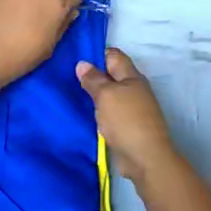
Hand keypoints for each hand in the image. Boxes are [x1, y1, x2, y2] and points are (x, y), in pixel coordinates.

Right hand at [76, 48, 179, 180]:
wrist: (144, 157)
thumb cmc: (126, 120)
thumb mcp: (106, 95)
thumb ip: (94, 79)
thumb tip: (82, 63)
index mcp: (132, 77)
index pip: (113, 56)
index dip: (95, 54)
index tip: (73, 56)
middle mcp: (133, 89)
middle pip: (111, 76)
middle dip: (92, 75)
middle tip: (66, 76)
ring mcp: (130, 109)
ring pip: (109, 95)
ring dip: (93, 95)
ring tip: (69, 93)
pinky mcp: (125, 126)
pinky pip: (108, 112)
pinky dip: (97, 111)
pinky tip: (83, 114)